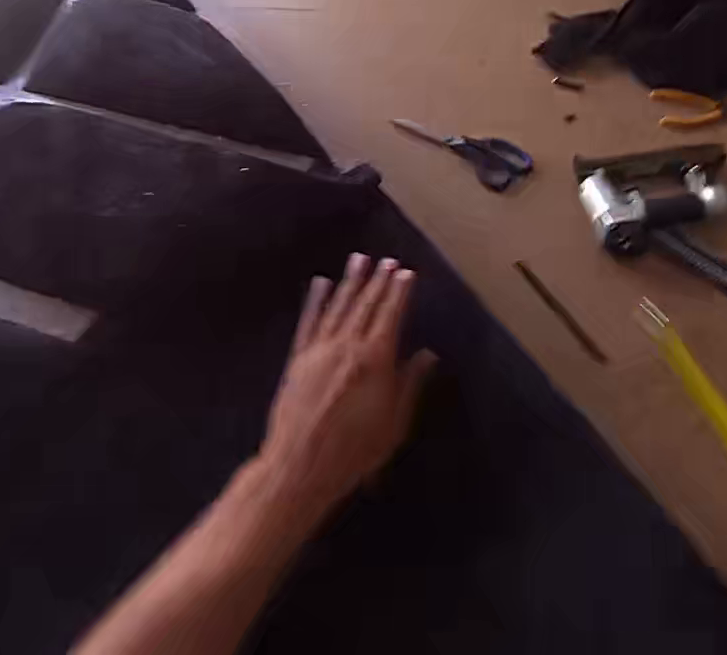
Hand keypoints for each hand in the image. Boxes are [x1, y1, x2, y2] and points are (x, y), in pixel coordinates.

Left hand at [257, 254, 436, 516]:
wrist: (300, 467)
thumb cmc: (355, 449)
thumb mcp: (395, 422)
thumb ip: (410, 383)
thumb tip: (427, 354)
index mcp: (376, 359)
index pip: (391, 315)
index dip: (399, 292)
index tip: (406, 272)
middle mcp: (348, 346)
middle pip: (366, 305)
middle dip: (379, 280)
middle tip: (387, 260)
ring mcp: (320, 350)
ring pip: (339, 306)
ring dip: (351, 281)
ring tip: (359, 259)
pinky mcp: (298, 359)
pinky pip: (309, 322)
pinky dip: (316, 300)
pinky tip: (321, 283)